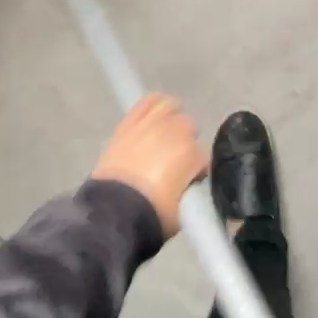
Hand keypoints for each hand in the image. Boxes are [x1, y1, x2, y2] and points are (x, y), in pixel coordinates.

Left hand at [92, 93, 207, 236]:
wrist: (114, 212)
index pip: (203, 156)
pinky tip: (156, 109)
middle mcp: (175, 132)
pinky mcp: (130, 123)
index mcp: (192, 154)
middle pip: (189, 127)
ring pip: (170, 107)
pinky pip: (147, 103)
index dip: (197, 169)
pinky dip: (154, 103)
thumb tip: (191, 180)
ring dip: (173, 118)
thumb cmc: (153, 215)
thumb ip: (192, 187)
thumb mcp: (184, 208)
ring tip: (169, 129)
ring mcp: (151, 124)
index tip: (190, 180)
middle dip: (186, 142)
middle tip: (177, 160)